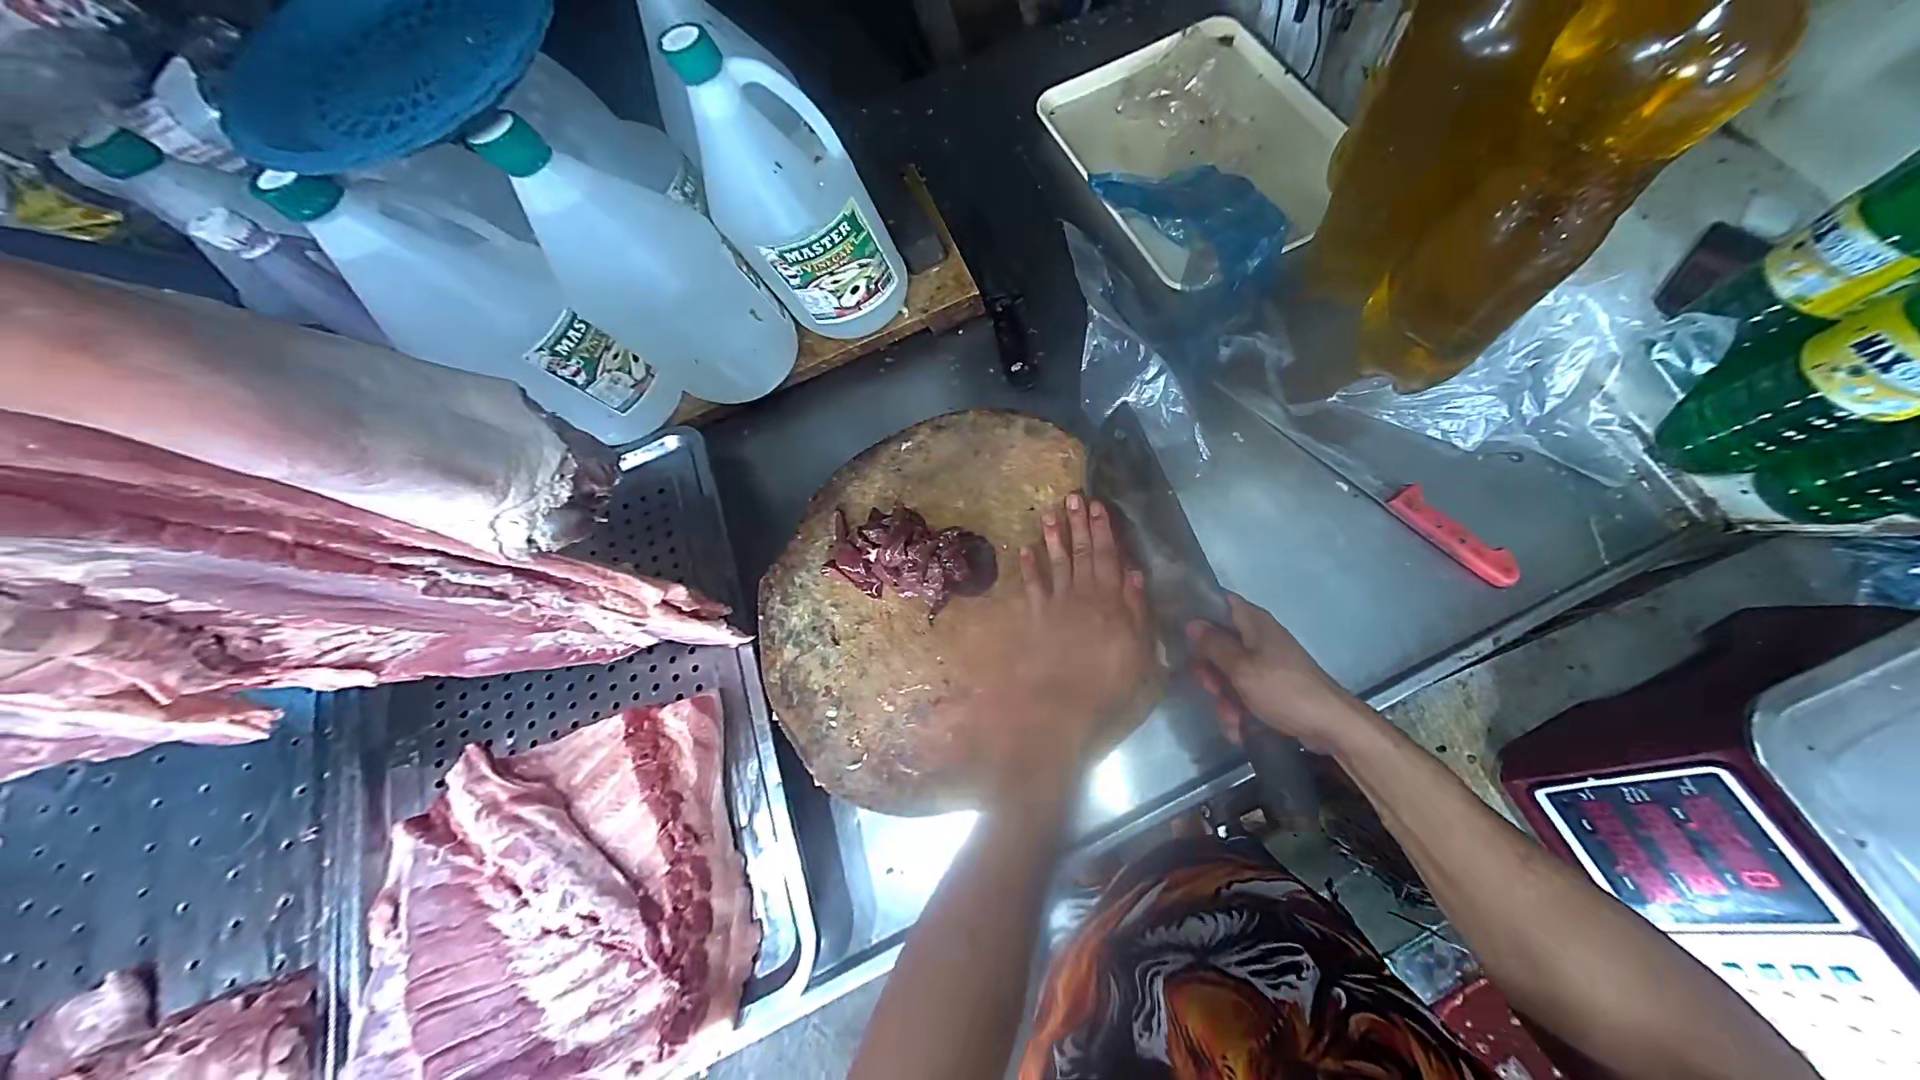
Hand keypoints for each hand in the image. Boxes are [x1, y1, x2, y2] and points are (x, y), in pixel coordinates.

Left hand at [968, 494, 1153, 804]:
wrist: (1062, 709)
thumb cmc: (1111, 687)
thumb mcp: (1143, 655)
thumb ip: (1139, 612)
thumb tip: (1136, 574)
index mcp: (1112, 602)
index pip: (1110, 557)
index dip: (1105, 529)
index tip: (1099, 505)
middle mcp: (1082, 596)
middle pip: (1082, 553)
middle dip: (1079, 523)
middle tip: (1073, 496)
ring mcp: (1055, 606)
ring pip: (1055, 563)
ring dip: (1053, 537)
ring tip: (1049, 512)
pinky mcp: (1034, 620)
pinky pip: (1031, 587)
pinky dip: (1028, 568)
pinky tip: (1024, 549)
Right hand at [1186, 592, 1372, 754]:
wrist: (1329, 725)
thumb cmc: (1283, 690)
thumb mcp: (1241, 668)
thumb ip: (1213, 645)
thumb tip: (1193, 623)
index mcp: (1254, 623)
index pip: (1220, 601)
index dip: (1199, 610)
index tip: (1179, 628)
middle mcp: (1261, 636)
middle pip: (1220, 641)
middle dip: (1209, 666)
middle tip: (1207, 684)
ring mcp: (1268, 661)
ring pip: (1230, 669)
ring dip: (1223, 694)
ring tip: (1228, 716)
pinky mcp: (1273, 683)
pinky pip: (1245, 688)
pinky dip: (1239, 705)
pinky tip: (1238, 726)